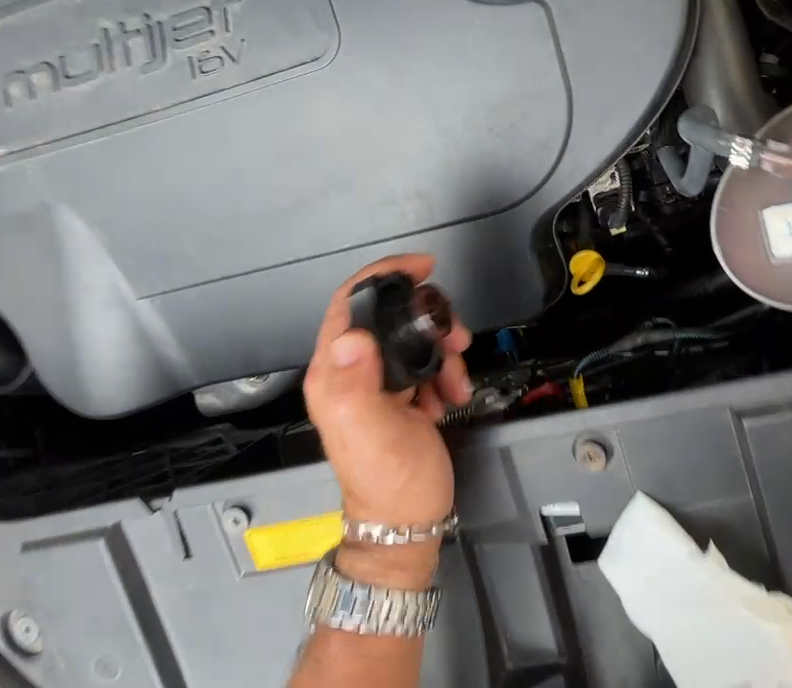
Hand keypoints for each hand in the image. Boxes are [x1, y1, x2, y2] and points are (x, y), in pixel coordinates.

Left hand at [305, 255, 472, 586]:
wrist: (410, 523)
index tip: (422, 269)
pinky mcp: (401, 395)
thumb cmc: (390, 481)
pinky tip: (451, 396)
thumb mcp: (372, 432)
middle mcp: (351, 373)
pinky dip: (446, 373)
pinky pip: (427, 364)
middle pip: (388, 317)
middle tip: (455, 337)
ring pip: (413, 339)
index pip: (349, 303)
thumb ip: (356, 386)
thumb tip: (352, 337)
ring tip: (456, 379)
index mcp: (335, 374)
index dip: (382, 277)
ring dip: (443, 351)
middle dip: (427, 321)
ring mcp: (377, 384)